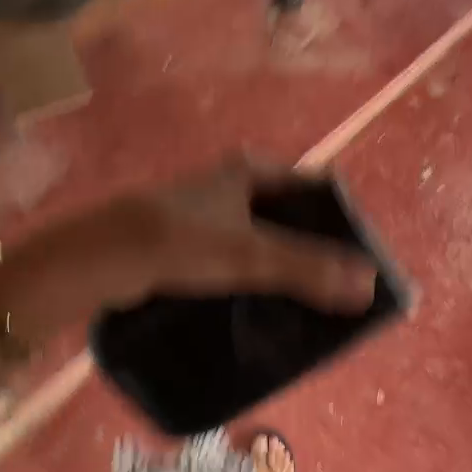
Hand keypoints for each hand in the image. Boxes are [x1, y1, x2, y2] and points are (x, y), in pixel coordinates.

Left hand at [0, 159, 378, 334]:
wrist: (104, 258)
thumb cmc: (182, 241)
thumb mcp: (252, 255)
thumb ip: (309, 270)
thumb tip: (367, 286)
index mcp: (249, 171)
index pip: (311, 187)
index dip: (337, 217)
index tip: (358, 251)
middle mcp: (229, 184)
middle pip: (287, 214)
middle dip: (311, 245)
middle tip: (338, 281)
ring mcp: (206, 212)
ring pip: (259, 236)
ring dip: (281, 262)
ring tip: (308, 297)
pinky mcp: (186, 240)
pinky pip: (234, 255)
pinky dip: (252, 273)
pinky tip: (262, 300)